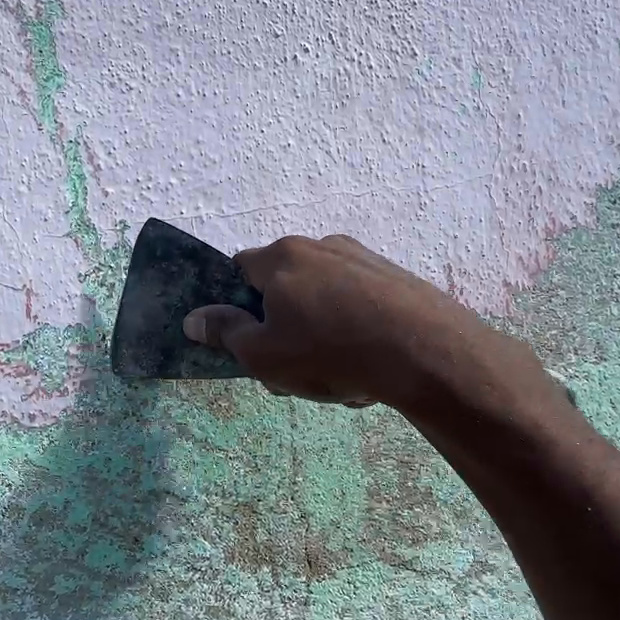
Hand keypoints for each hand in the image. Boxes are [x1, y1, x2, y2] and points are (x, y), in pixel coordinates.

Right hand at [182, 233, 551, 417]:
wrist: (425, 352)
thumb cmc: (328, 352)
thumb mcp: (261, 354)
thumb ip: (224, 332)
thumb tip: (193, 317)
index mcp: (280, 257)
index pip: (238, 269)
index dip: (234, 303)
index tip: (244, 336)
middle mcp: (320, 246)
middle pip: (282, 284)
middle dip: (279, 322)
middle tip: (288, 365)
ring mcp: (363, 258)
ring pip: (321, 298)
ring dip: (316, 331)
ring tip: (332, 373)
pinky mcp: (397, 277)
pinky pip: (357, 304)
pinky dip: (351, 330)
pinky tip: (363, 365)